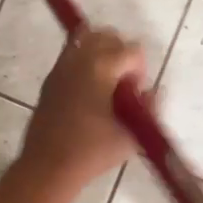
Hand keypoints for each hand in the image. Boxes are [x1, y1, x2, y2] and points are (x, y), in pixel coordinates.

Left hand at [21, 29, 143, 185]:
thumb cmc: (92, 152)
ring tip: (107, 84)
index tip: (137, 93)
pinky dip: (84, 63)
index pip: (132, 50)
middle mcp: (79, 59)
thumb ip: (149, 109)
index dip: (140, 69)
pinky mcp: (50, 79)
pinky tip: (89, 91)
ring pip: (86, 40)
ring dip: (102, 54)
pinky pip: (71, 56)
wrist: (48, 166)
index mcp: (101, 68)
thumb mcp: (131, 135)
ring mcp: (61, 67)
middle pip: (107, 35)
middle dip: (122, 54)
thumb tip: (153, 92)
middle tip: (125, 84)